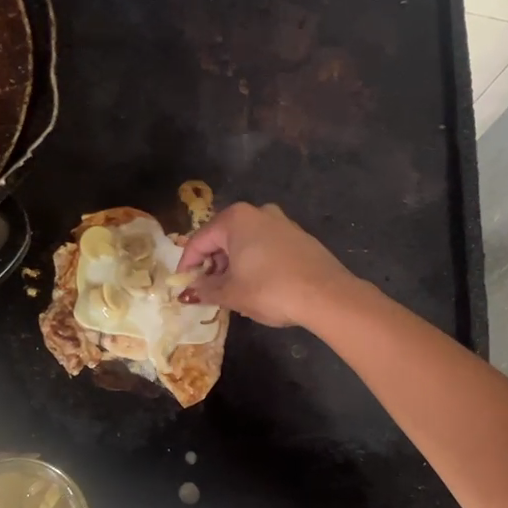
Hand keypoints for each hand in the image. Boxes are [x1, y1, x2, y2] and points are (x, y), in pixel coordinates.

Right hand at [176, 202, 360, 327]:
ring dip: (232, 266)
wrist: (325, 295)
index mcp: (236, 219)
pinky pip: (265, 248)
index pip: (199, 241)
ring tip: (230, 293)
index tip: (182, 286)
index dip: (187, 265)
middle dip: (211, 265)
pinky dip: (253, 264)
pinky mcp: (298, 237)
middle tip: (206, 291)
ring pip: (245, 243)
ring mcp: (281, 222)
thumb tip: (188, 292)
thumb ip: (205, 290)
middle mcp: (258, 212)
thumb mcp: (231, 293)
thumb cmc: (269, 289)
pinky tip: (256, 287)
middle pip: (223, 238)